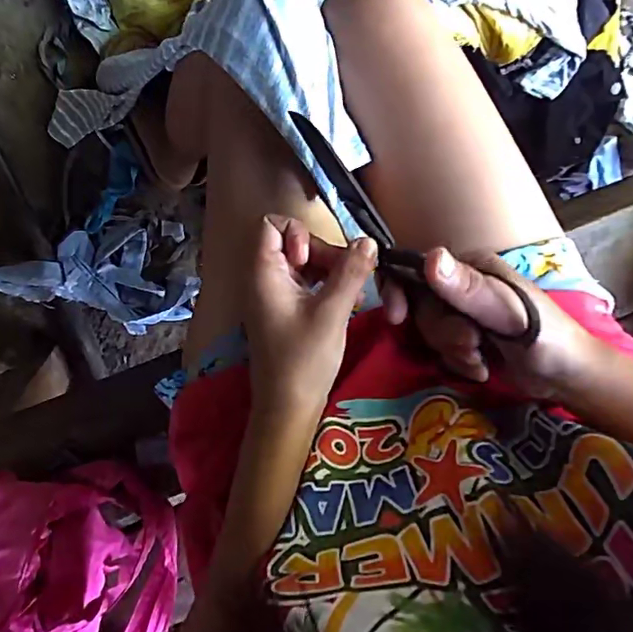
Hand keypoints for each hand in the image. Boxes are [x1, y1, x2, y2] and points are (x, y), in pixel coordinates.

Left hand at [245, 215, 378, 415]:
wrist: (289, 407)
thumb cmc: (303, 359)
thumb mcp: (331, 312)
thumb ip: (350, 273)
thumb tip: (369, 240)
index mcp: (263, 273)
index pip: (270, 224)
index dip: (296, 232)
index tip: (311, 261)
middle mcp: (265, 278)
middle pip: (294, 241)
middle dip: (324, 252)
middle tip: (346, 278)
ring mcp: (277, 294)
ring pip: (306, 262)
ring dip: (331, 269)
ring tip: (352, 293)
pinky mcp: (289, 309)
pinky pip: (309, 281)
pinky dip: (328, 285)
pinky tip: (346, 302)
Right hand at [382, 248, 607, 399]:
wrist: (568, 378)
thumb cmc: (547, 336)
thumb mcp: (507, 312)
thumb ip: (468, 289)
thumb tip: (430, 258)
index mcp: (470, 268)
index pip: (415, 269)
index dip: (398, 291)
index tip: (396, 317)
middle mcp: (461, 288)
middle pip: (421, 309)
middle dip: (444, 334)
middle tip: (474, 345)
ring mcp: (463, 315)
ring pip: (430, 333)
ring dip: (454, 352)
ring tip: (483, 360)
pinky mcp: (466, 341)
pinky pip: (441, 353)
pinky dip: (459, 364)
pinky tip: (483, 369)